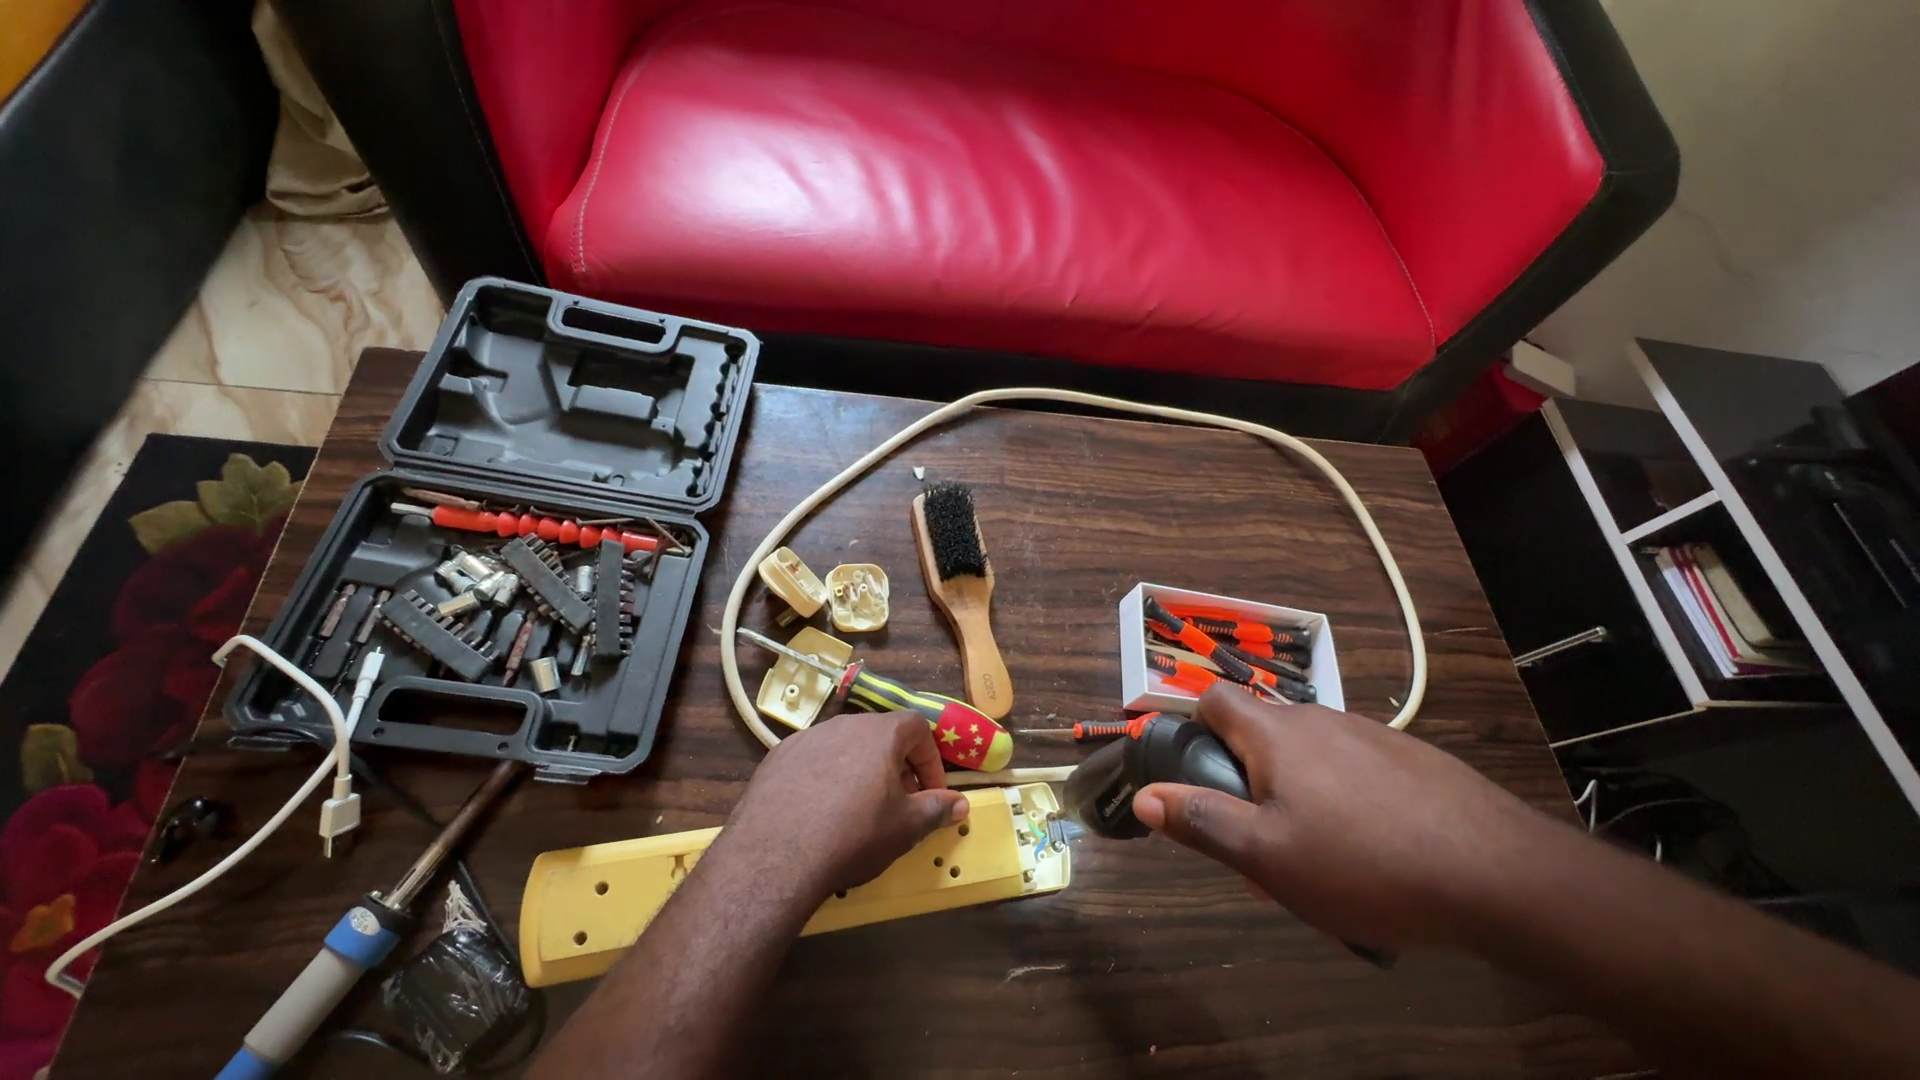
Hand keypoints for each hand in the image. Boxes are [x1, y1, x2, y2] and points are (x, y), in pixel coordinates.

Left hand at [723, 710, 970, 901]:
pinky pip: (812, 760)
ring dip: (860, 770)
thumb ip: (936, 809)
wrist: (776, 856)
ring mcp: (805, 738)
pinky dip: (825, 778)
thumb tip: (961, 804)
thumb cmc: (854, 835)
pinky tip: (819, 812)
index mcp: (879, 732)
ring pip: (844, 747)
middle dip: (896, 765)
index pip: (917, 727)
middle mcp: (842, 725)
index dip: (930, 759)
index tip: (931, 793)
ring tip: (858, 809)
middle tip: (898, 802)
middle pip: (879, 734)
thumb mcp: (905, 827)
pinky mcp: (776, 758)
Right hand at [1132, 686, 1556, 947]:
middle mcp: (1321, 720)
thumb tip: (1143, 794)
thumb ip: (1201, 821)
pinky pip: (1358, 771)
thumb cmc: (1363, 863)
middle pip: (1263, 733)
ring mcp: (1373, 736)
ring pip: (1313, 756)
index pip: (1215, 699)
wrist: (1500, 875)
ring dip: (1300, 792)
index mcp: (1276, 734)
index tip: (1201, 776)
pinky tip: (1375, 851)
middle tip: (1263, 842)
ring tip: (1322, 857)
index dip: (1195, 728)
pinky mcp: (1415, 760)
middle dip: (1250, 779)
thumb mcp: (1266, 856)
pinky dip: (1348, 799)